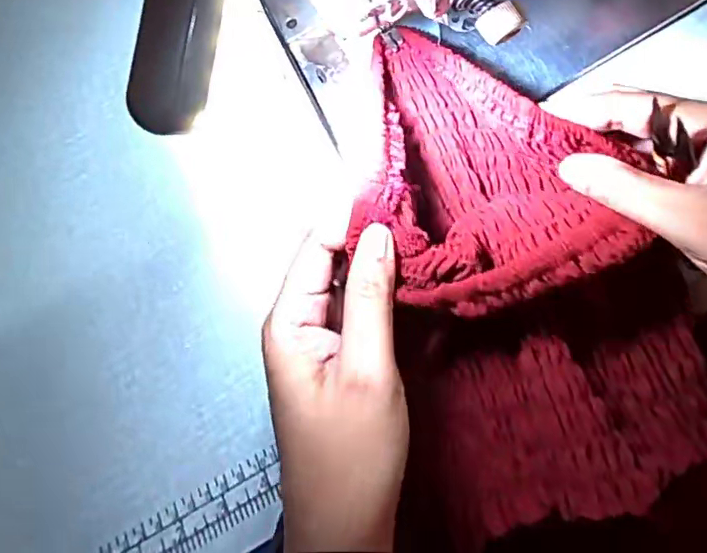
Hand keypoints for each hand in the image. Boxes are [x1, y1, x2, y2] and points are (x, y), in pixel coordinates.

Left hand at [263, 219, 407, 552]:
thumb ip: (371, 295)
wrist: (347, 529)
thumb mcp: (368, 370)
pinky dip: (382, 282)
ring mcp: (317, 334)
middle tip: (414, 207)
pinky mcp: (338, 348)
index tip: (394, 189)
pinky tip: (410, 271)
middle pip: (330, 255)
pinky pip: (357, 300)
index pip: (316, 244)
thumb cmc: (351, 458)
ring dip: (379, 255)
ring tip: (419, 230)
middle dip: (369, 230)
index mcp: (288, 322)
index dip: (353, 213)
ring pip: (347, 275)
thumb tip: (379, 230)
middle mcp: (296, 320)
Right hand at [544, 89, 706, 335]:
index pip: (632, 102)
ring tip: (564, 173)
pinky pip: (669, 179)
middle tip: (543, 152)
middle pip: (641, 124)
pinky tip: (611, 201)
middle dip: (594, 134)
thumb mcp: (693, 221)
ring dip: (615, 162)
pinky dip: (639, 186)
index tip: (537, 122)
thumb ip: (625, 189)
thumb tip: (568, 164)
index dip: (583, 108)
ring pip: (654, 154)